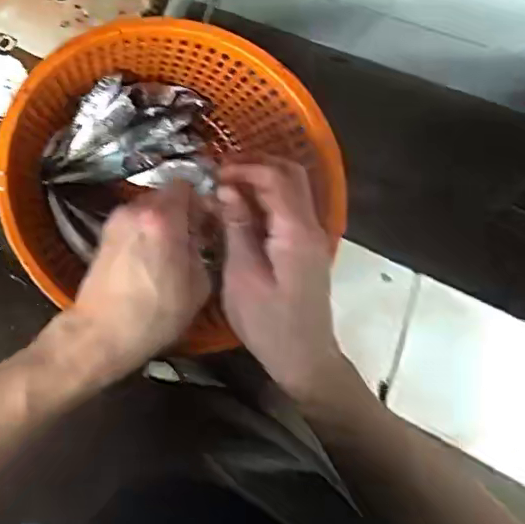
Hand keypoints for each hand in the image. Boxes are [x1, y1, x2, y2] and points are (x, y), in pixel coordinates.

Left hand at [60, 182, 209, 378]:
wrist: (103, 331)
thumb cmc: (156, 313)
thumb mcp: (198, 284)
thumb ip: (200, 247)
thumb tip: (197, 234)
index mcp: (162, 217)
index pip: (185, 185)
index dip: (199, 199)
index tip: (206, 218)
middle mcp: (135, 209)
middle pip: (164, 195)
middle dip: (179, 210)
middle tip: (190, 236)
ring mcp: (115, 219)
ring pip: (146, 208)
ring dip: (160, 221)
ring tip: (169, 250)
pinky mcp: (103, 233)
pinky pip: (132, 222)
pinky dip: (143, 231)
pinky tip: (148, 257)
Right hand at [216, 158, 350, 400]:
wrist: (304, 359)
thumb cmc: (268, 323)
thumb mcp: (242, 275)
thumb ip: (236, 227)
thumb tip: (226, 188)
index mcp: (296, 232)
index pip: (276, 179)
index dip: (244, 168)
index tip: (214, 175)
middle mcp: (310, 227)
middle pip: (291, 174)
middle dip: (255, 164)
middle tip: (220, 171)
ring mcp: (311, 235)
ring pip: (292, 187)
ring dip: (261, 177)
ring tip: (225, 184)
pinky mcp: (304, 246)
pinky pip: (288, 206)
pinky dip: (265, 195)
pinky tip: (239, 206)